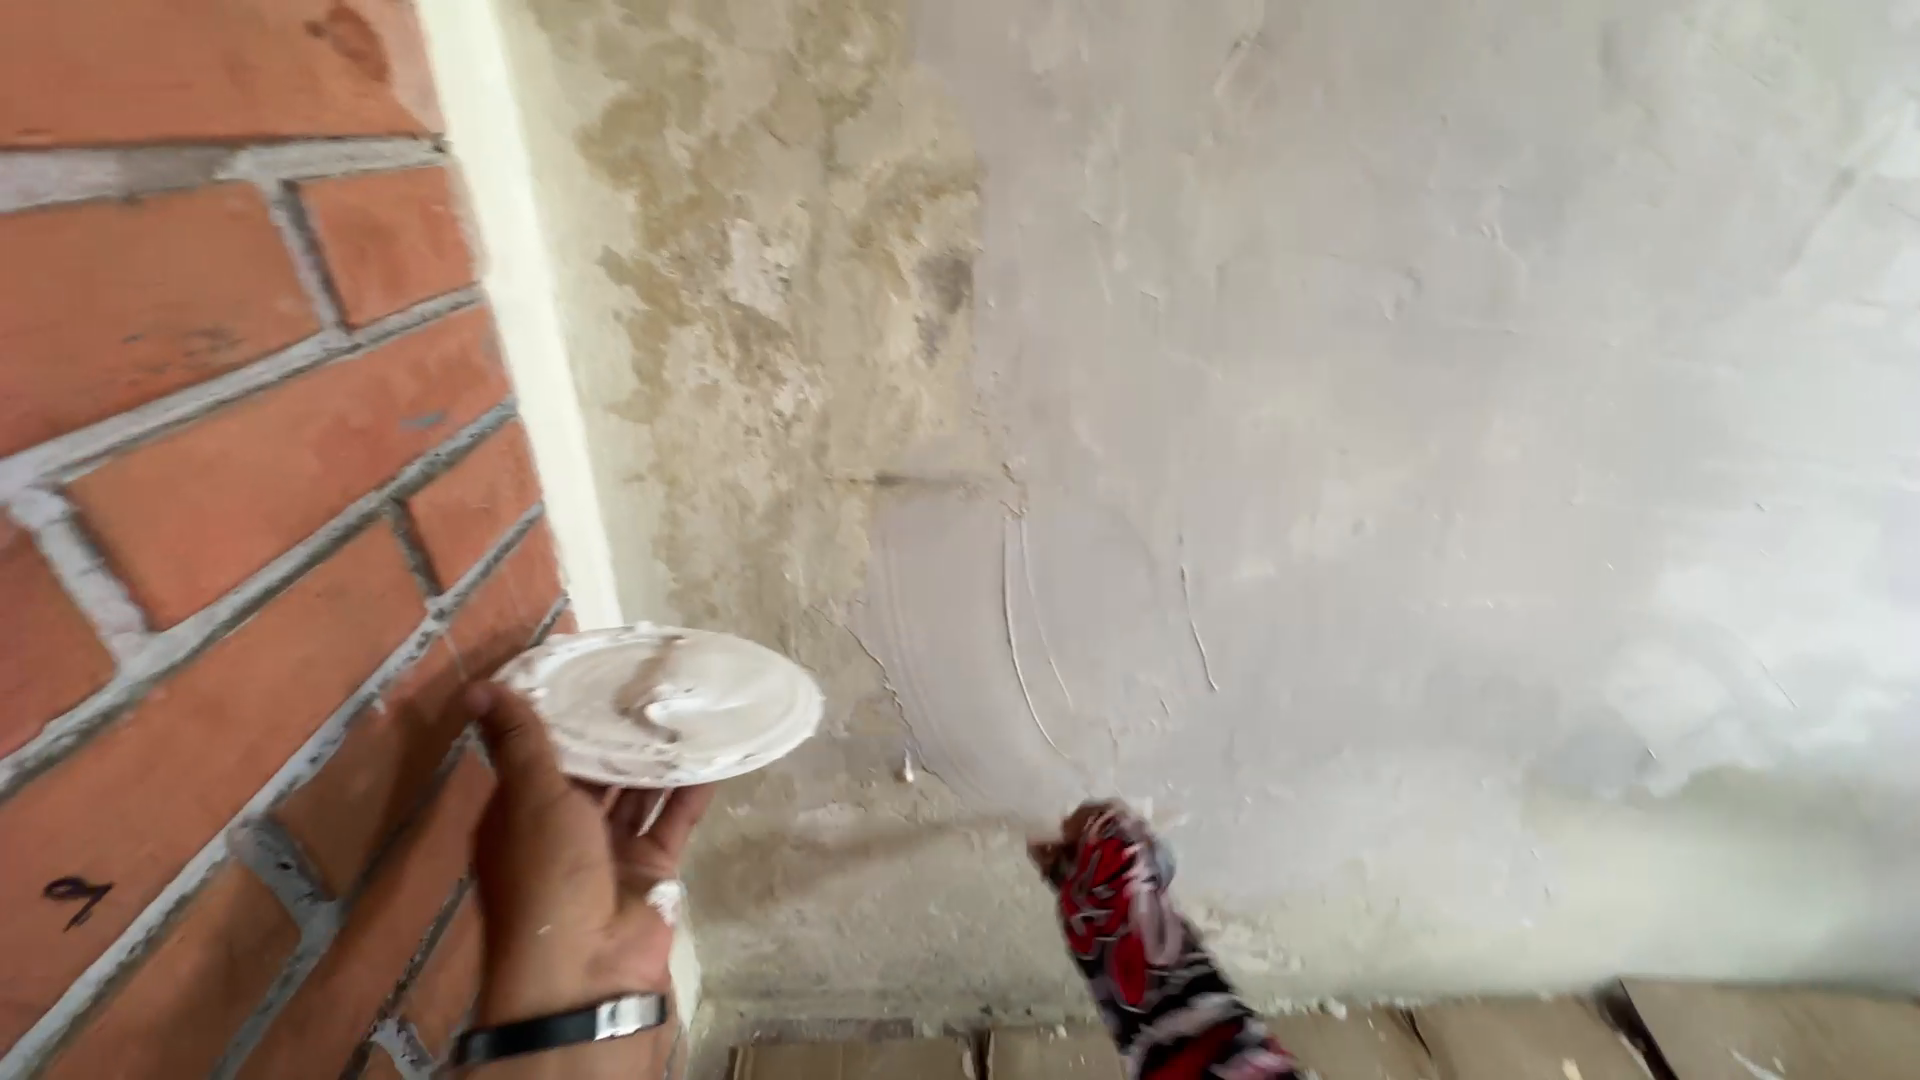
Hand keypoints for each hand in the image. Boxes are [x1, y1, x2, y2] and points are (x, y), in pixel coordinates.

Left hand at [465, 682, 715, 1075]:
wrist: (587, 967)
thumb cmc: (547, 874)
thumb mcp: (530, 798)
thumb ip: (519, 741)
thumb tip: (477, 687)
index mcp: (522, 814)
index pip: (542, 753)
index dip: (565, 714)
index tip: (594, 670)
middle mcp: (565, 828)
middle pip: (596, 771)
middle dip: (620, 733)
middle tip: (654, 681)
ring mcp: (611, 848)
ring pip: (638, 791)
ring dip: (659, 757)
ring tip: (689, 707)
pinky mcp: (652, 864)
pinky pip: (675, 817)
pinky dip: (693, 788)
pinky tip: (715, 752)